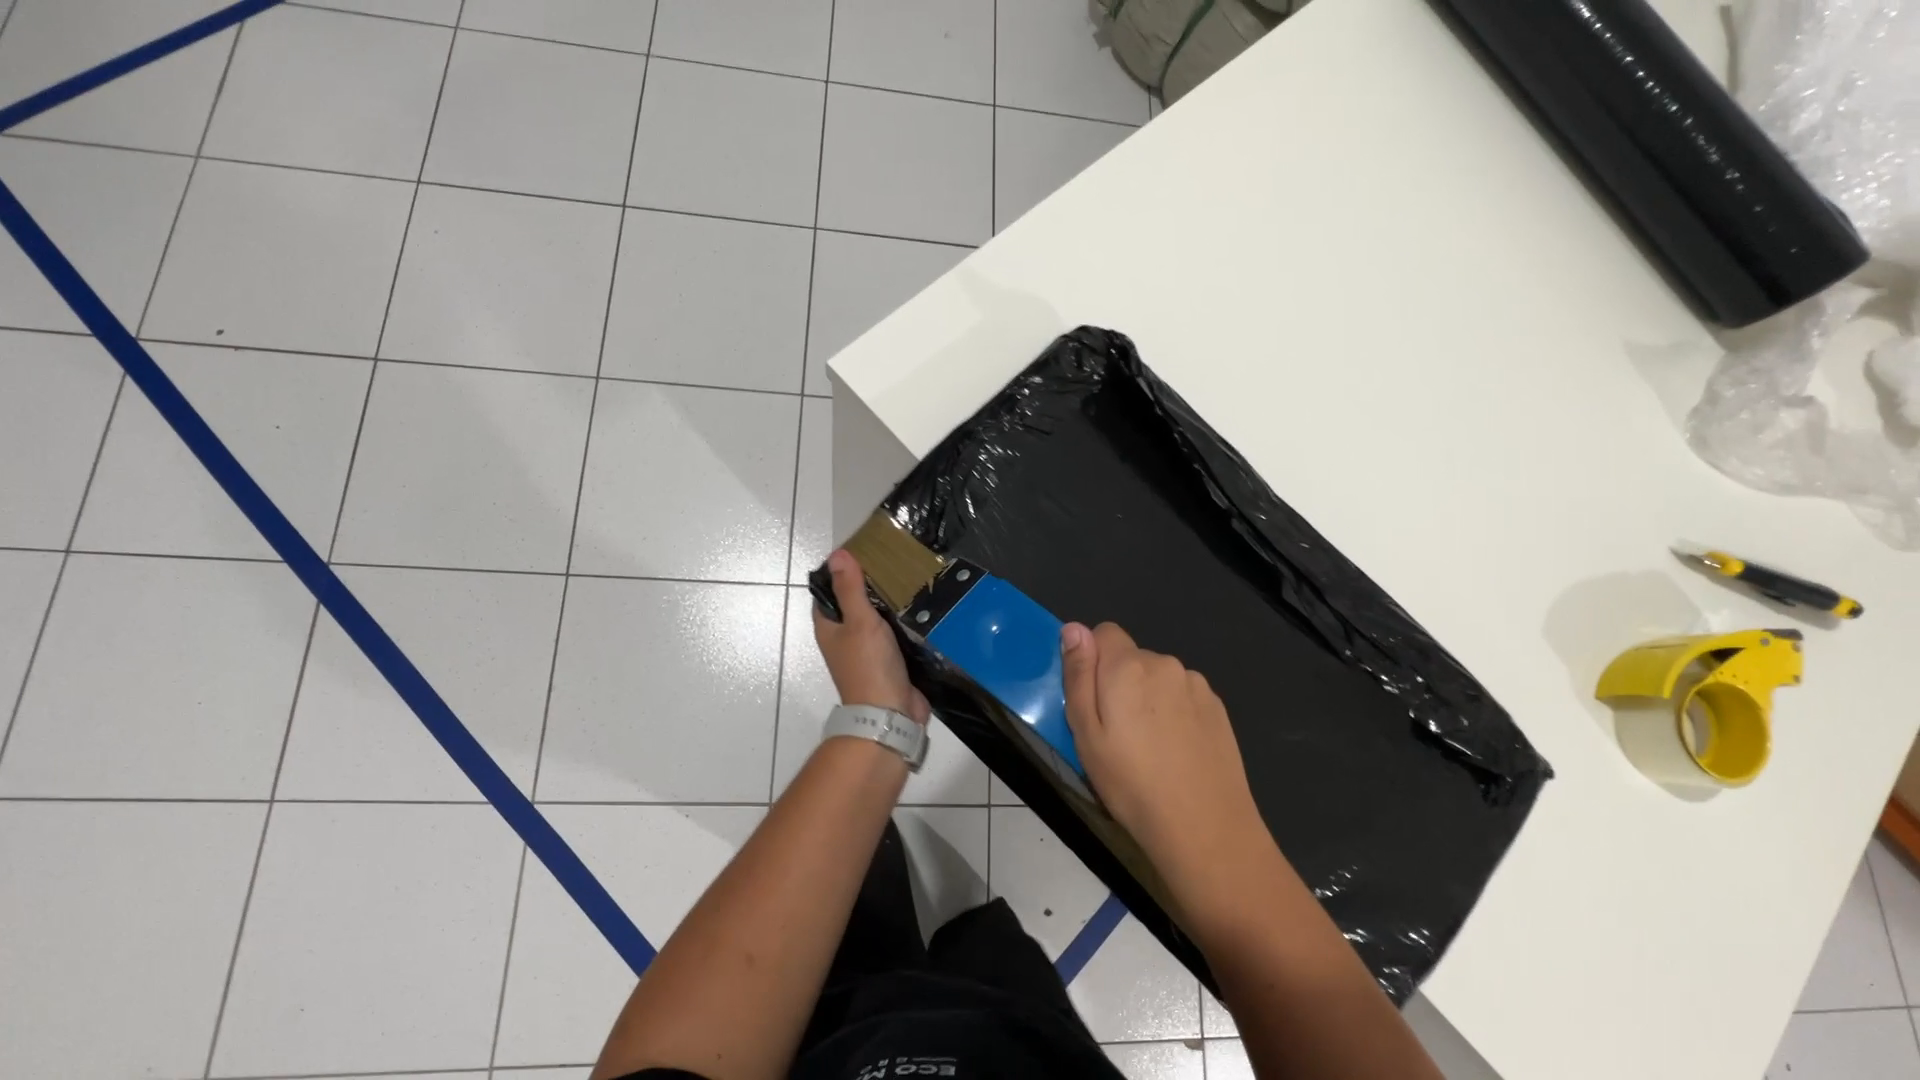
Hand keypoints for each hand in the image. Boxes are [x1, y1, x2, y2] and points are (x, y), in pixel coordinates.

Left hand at [813, 549, 929, 723]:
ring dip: (890, 601)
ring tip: (911, 575)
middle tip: (895, 559)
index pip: (829, 590)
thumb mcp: (859, 621)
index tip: (866, 550)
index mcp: (829, 627)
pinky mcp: (890, 660)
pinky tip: (920, 605)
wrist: (890, 714)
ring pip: (876, 617)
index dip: (842, 570)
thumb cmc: (868, 665)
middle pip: (854, 602)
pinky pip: (895, 633)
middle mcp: (844, 637)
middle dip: (871, 583)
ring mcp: (867, 650)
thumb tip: (838, 555)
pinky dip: (904, 620)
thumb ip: (850, 589)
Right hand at [1060, 622, 1266, 887]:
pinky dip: (1175, 714)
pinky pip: (1184, 697)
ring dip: (1149, 698)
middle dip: (1120, 683)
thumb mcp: (1086, 734)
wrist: (1204, 826)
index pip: (1103, 633)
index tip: (1091, 700)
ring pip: (1159, 678)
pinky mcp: (1218, 708)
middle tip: (1115, 734)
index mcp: (1127, 666)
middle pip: (1132, 657)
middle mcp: (1164, 663)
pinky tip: (1177, 752)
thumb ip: (1078, 676)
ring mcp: (1196, 685)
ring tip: (1150, 748)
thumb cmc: (1131, 784)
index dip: (1092, 661)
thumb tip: (1073, 628)